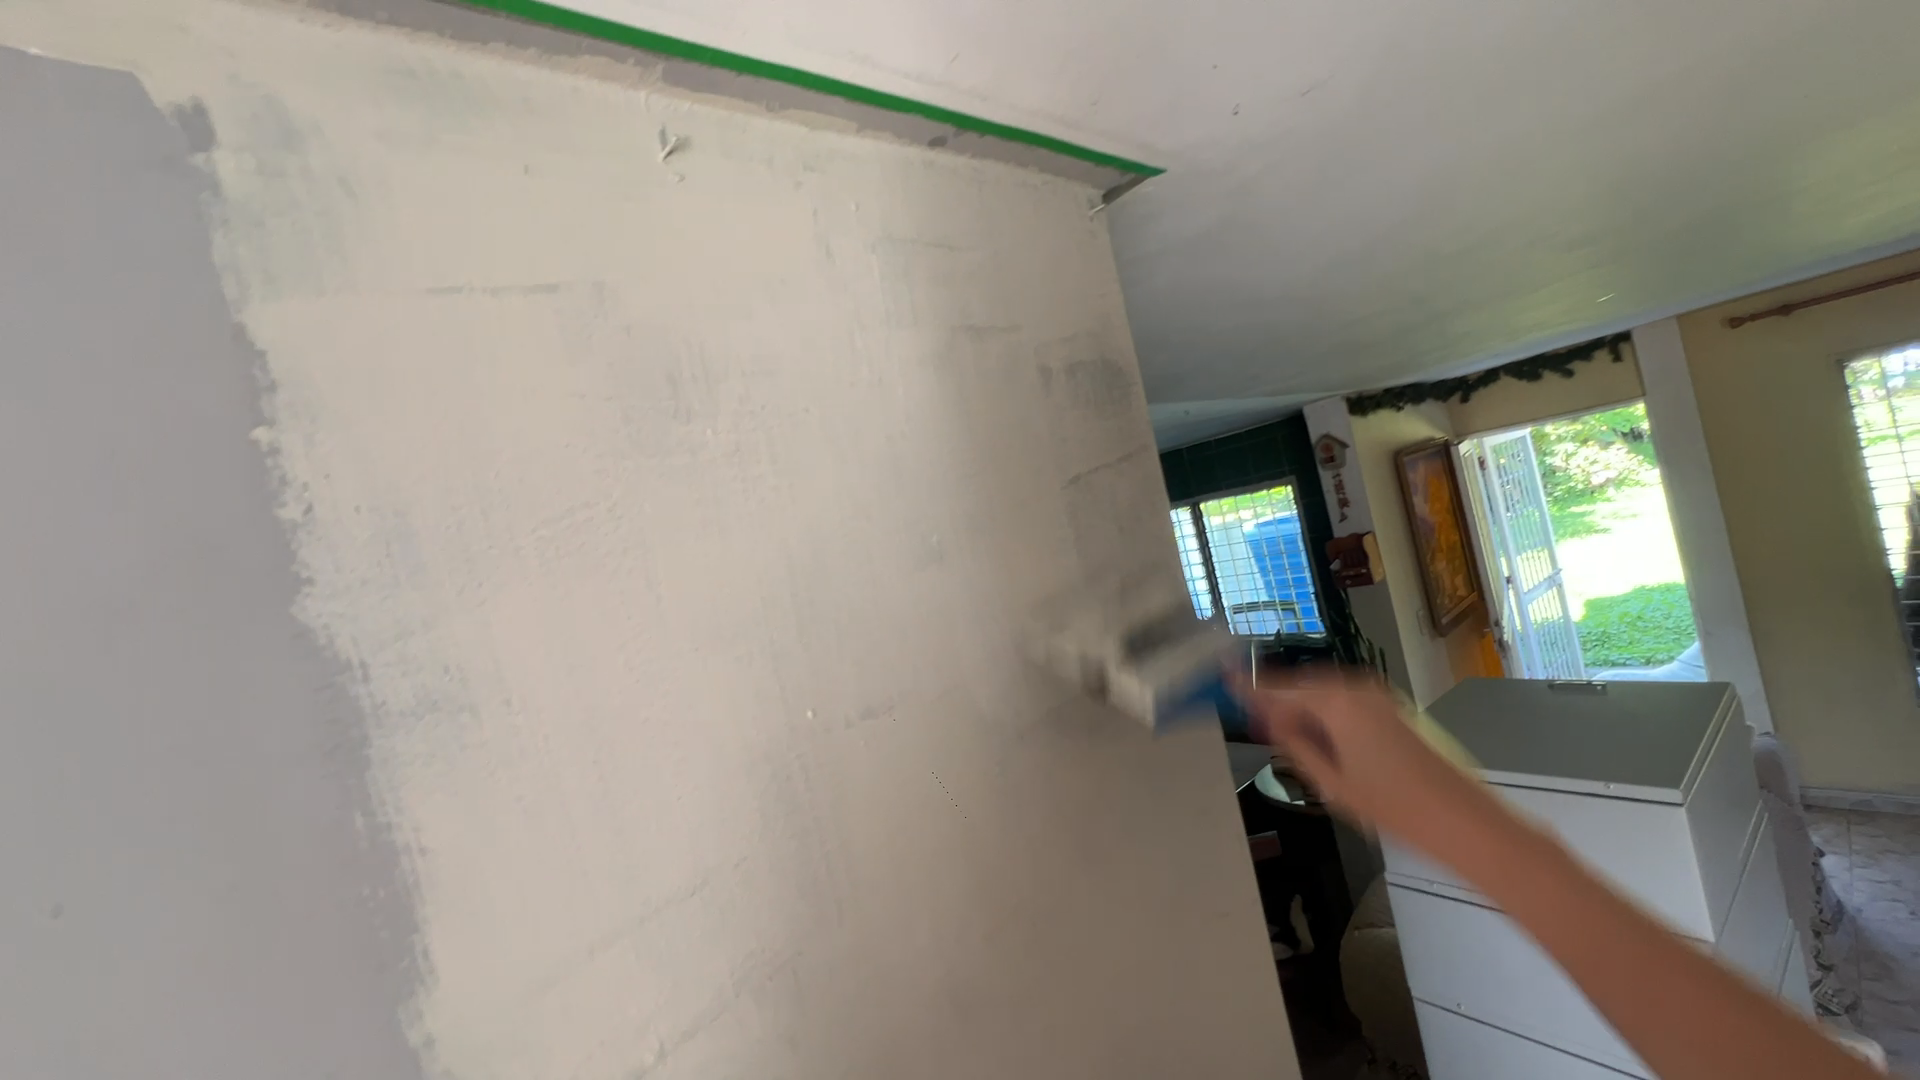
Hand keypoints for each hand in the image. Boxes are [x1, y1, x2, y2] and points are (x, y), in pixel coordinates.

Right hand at [1232, 669, 1499, 859]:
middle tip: (1259, 724)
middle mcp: (1357, 689)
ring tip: (1288, 738)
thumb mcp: (1329, 782)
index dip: (1250, 686)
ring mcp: (1379, 697)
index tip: (1225, 678)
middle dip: (1279, 702)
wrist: (1462, 820)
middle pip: (1303, 687)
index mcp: (1336, 702)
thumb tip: (1272, 723)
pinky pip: (1345, 703)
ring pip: (1324, 695)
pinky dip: (1326, 715)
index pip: (1280, 688)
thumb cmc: (1391, 806)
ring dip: (1303, 711)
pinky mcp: (1393, 710)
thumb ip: (1295, 745)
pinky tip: (1322, 741)